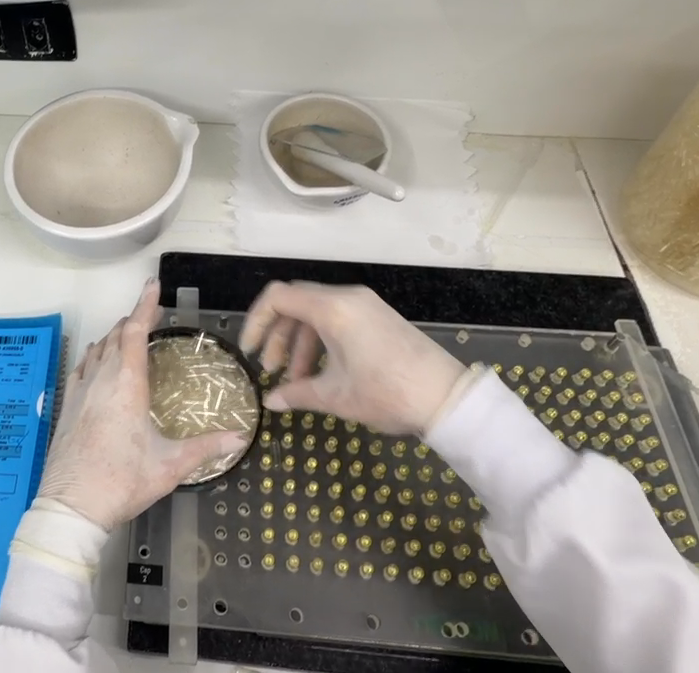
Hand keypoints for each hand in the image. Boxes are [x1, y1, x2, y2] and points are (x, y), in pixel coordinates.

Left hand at [36, 282, 251, 530]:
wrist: (71, 507)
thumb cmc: (121, 482)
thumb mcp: (170, 466)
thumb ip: (206, 447)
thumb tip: (240, 437)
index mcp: (127, 384)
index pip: (137, 331)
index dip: (146, 305)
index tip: (153, 285)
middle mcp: (101, 378)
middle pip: (117, 335)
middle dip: (134, 319)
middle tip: (152, 315)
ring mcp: (80, 390)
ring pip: (98, 348)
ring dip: (115, 336)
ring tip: (130, 336)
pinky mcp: (67, 404)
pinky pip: (82, 366)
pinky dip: (95, 354)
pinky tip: (99, 362)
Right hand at [237, 282, 466, 435]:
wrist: (448, 398)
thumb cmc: (388, 393)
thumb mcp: (337, 397)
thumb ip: (298, 394)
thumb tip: (271, 401)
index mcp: (333, 309)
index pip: (278, 297)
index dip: (256, 321)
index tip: (250, 352)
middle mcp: (346, 297)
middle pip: (295, 303)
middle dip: (277, 336)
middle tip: (273, 370)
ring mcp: (364, 304)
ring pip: (316, 312)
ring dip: (300, 343)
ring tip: (297, 381)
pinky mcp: (377, 316)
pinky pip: (336, 318)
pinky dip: (321, 340)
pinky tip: (321, 373)